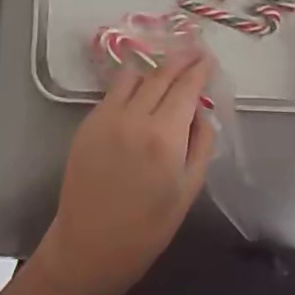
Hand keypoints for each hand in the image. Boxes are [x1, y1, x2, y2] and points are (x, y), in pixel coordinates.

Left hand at [25, 54, 218, 294]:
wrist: (90, 244)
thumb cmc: (148, 228)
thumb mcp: (188, 189)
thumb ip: (201, 145)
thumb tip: (200, 113)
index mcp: (164, 135)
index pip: (186, 87)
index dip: (199, 69)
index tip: (208, 58)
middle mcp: (133, 117)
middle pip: (159, 75)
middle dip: (179, 60)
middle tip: (193, 50)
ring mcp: (105, 118)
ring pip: (132, 77)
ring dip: (152, 66)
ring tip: (167, 64)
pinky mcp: (87, 124)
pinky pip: (112, 93)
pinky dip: (130, 84)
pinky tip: (140, 87)